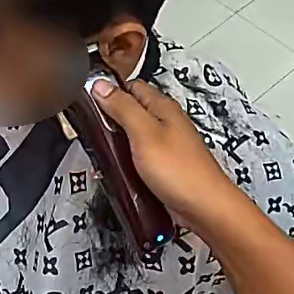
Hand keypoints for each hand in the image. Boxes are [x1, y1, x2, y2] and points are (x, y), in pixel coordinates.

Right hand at [89, 78, 253, 237]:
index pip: (131, 86)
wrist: (204, 207)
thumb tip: (101, 86)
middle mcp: (166, 124)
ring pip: (134, 136)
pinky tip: (121, 170)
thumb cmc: (182, 172)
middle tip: (95, 130)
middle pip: (131, 111)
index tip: (89, 100)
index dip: (109, 89)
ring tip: (105, 152)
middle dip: (111, 120)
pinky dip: (128, 162)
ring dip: (118, 144)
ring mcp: (166, 146)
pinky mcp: (164, 166)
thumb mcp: (144, 133)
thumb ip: (122, 107)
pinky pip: (140, 158)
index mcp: (163, 108)